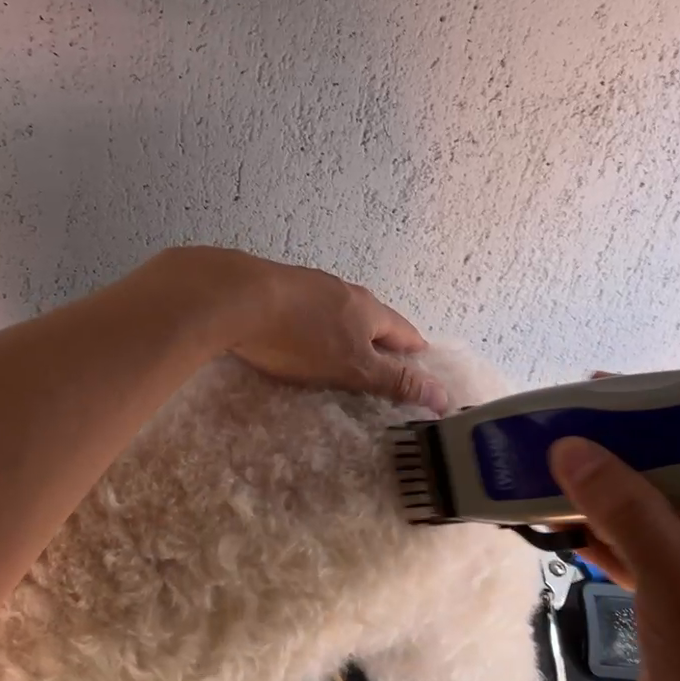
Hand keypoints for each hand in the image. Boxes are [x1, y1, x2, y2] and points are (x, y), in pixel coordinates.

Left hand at [139, 247, 449, 413]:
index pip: (405, 332)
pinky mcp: (274, 289)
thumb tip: (444, 395)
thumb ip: (395, 380)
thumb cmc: (299, 337)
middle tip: (379, 371)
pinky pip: (302, 312)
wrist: (235, 297)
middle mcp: (341, 290)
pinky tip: (294, 341)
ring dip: (341, 334)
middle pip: (371, 319)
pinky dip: (308, 329)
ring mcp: (306, 285)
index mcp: (367, 308)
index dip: (415, 355)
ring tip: (337, 358)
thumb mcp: (352, 367)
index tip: (420, 374)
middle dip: (378, 344)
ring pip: (335, 313)